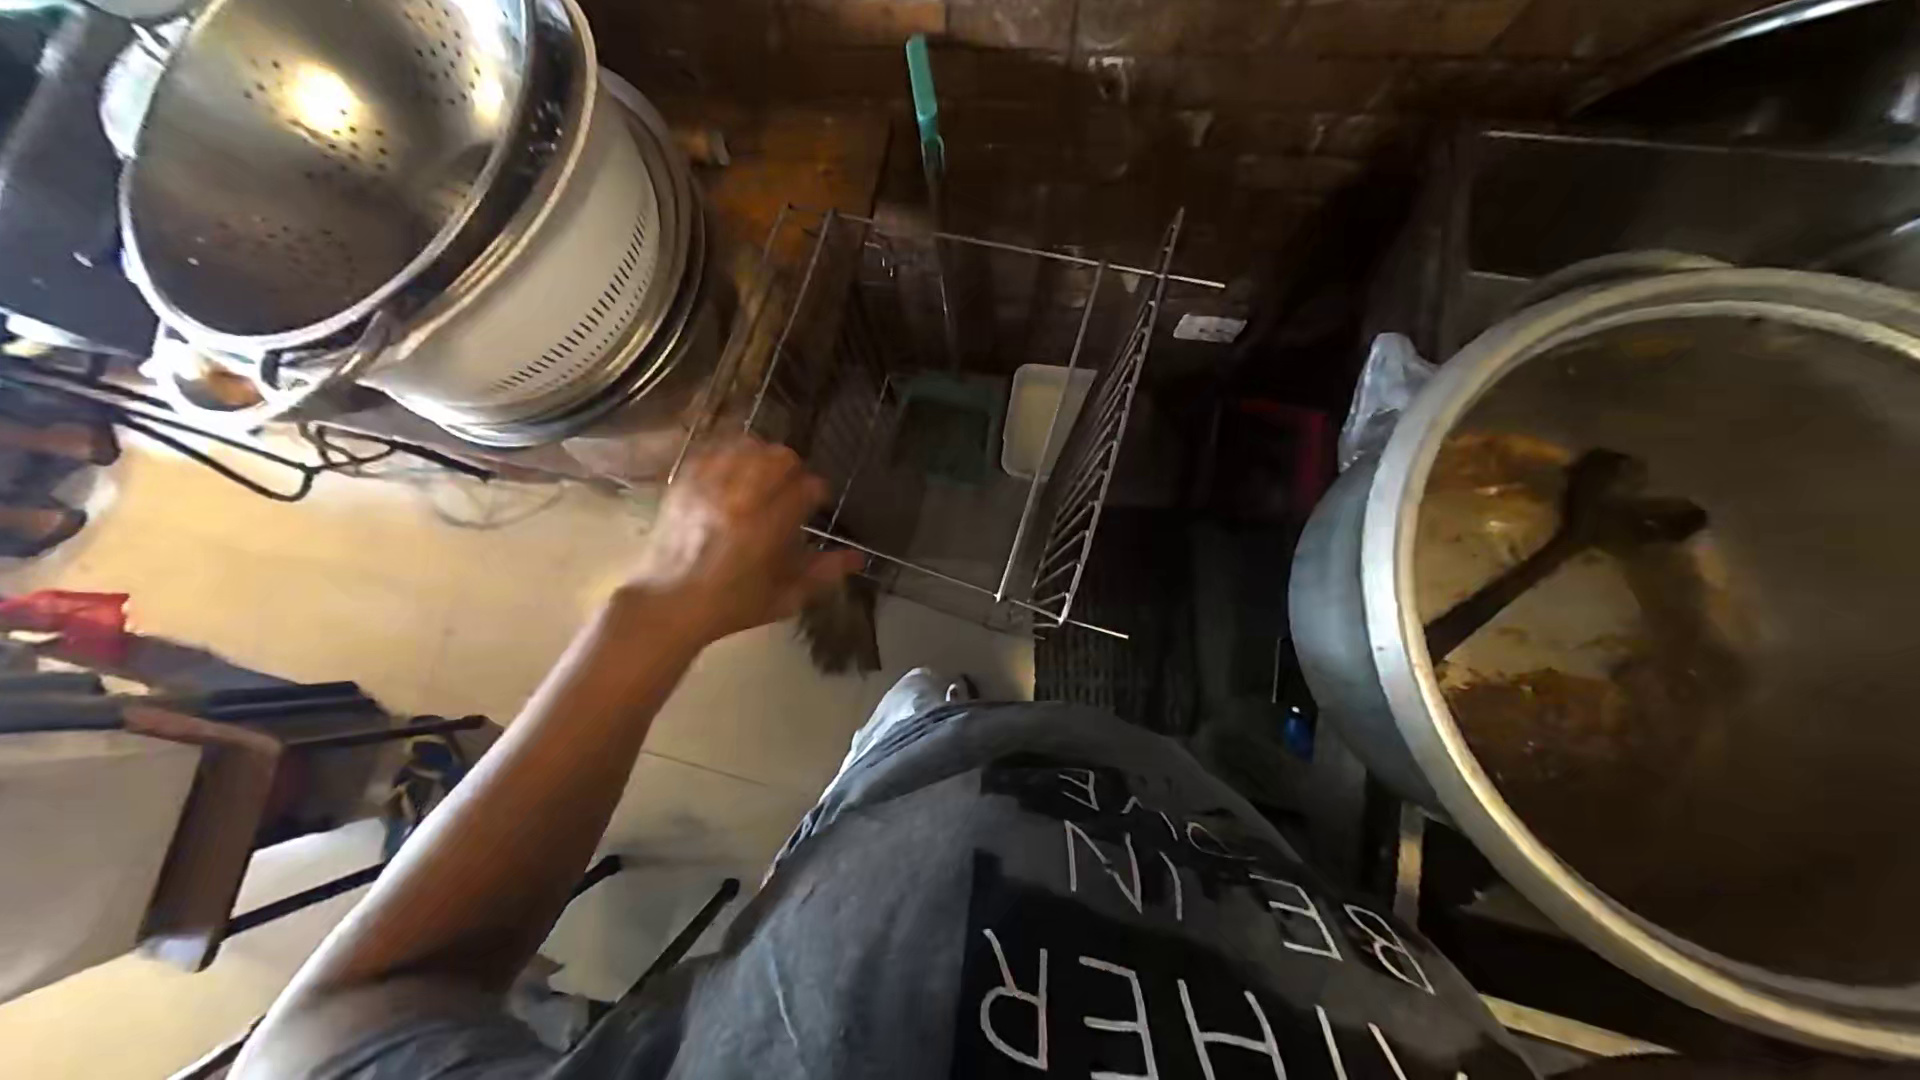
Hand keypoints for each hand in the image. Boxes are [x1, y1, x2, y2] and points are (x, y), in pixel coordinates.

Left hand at [618, 438, 865, 645]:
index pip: (808, 487)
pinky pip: (713, 450)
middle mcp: (740, 499)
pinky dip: (730, 454)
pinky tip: (734, 471)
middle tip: (790, 488)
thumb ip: (823, 573)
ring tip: (763, 477)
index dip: (818, 492)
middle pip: (781, 456)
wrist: (667, 606)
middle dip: (794, 469)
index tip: (816, 504)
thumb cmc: (731, 606)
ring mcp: (708, 487)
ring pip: (748, 446)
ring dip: (763, 458)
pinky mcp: (685, 483)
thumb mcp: (784, 597)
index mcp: (768, 527)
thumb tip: (859, 557)